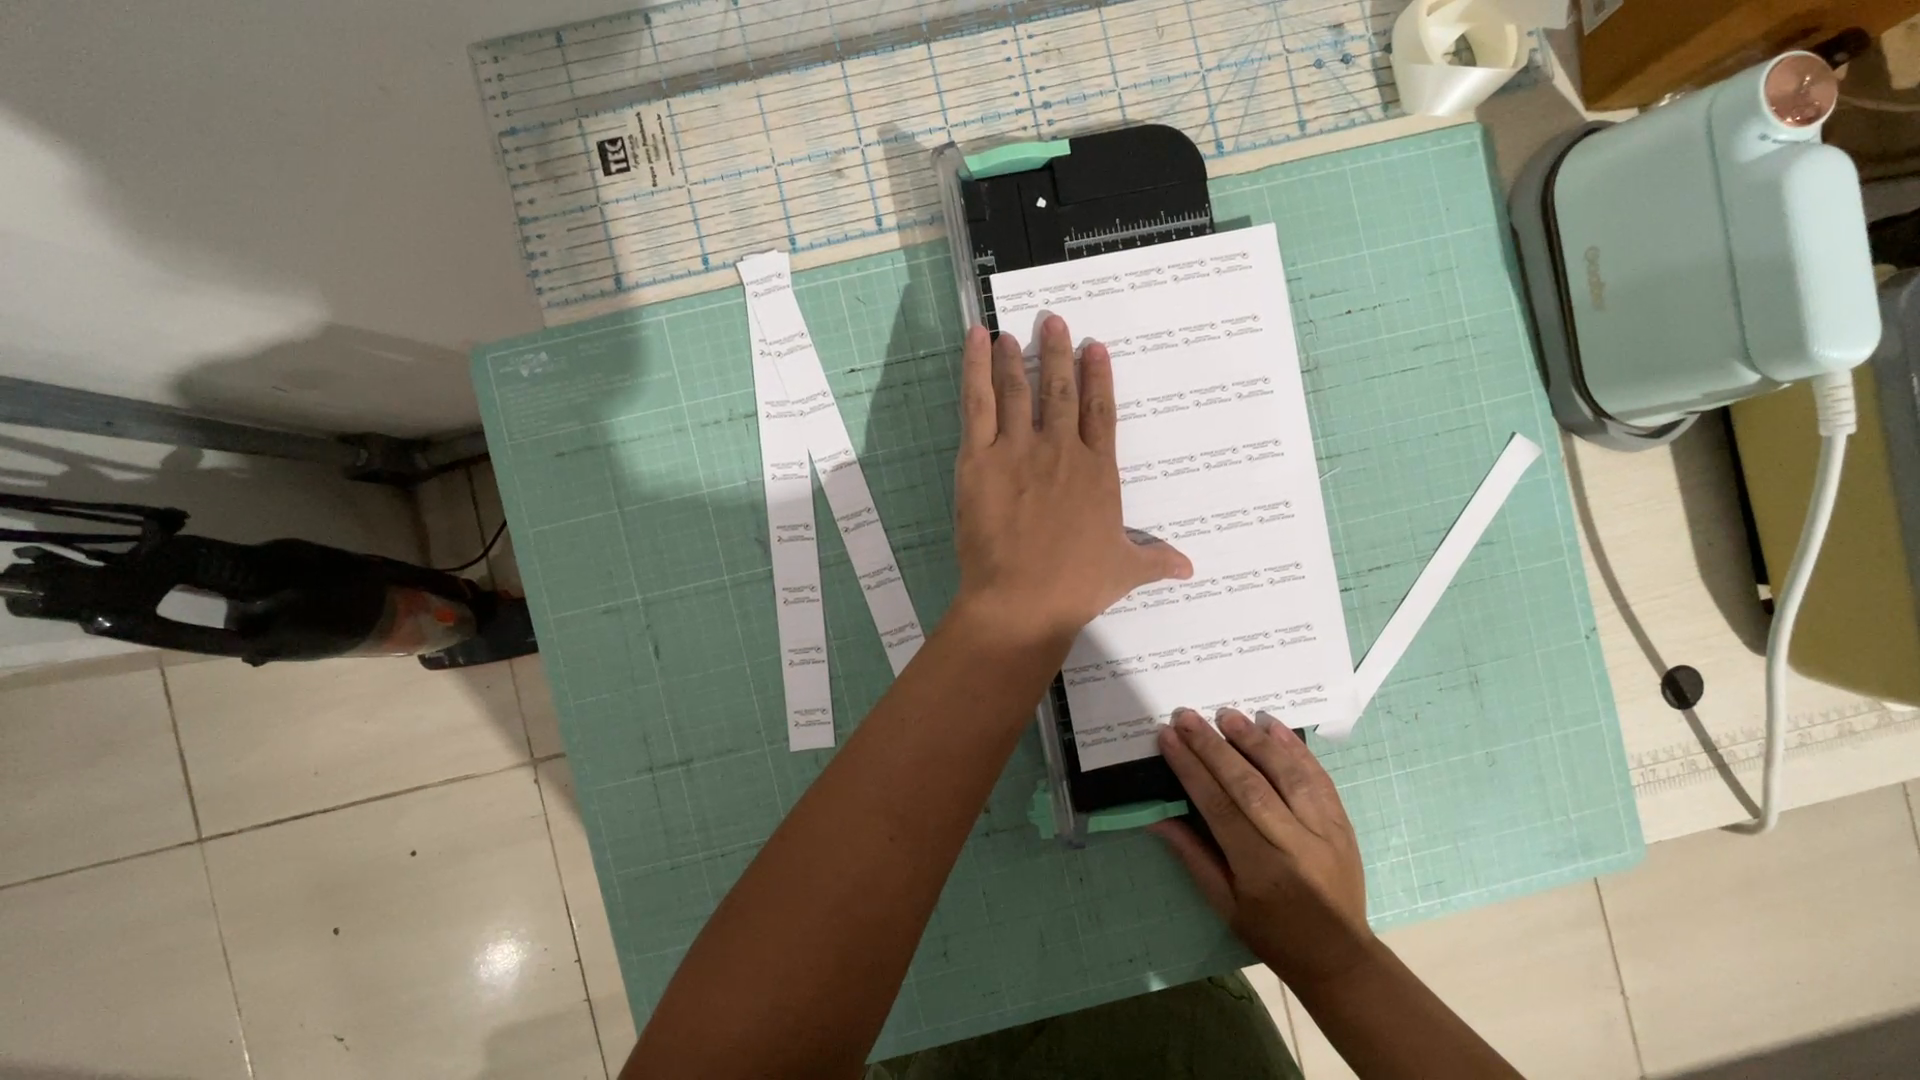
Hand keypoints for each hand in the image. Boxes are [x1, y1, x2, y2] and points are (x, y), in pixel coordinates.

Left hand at [949, 316, 1191, 644]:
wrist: (1024, 599)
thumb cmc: (1077, 586)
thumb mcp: (1125, 571)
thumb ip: (1155, 560)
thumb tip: (1188, 567)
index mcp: (1097, 472)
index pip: (1100, 412)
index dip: (1097, 377)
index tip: (1094, 348)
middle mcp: (1060, 450)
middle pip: (1060, 391)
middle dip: (1057, 353)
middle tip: (1052, 321)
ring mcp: (1018, 450)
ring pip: (1018, 390)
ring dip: (1016, 358)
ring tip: (1012, 334)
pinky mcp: (979, 458)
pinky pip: (977, 403)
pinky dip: (976, 368)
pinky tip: (978, 340)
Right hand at [1151, 707, 1375, 989]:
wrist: (1339, 955)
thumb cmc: (1272, 933)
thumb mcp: (1224, 905)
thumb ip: (1193, 856)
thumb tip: (1157, 816)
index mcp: (1260, 868)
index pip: (1218, 806)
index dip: (1191, 769)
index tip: (1169, 738)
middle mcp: (1294, 844)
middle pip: (1249, 784)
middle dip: (1213, 747)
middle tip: (1187, 717)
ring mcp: (1324, 830)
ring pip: (1287, 774)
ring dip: (1255, 740)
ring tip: (1227, 714)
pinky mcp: (1342, 822)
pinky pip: (1318, 778)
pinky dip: (1296, 749)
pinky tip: (1273, 725)